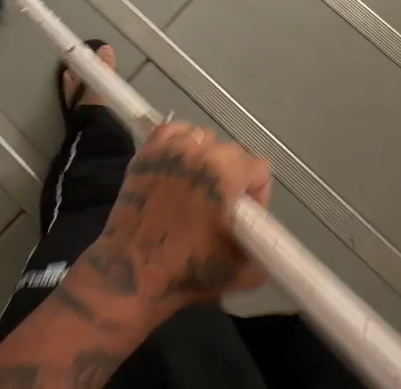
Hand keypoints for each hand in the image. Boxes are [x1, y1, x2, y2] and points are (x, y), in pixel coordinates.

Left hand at [75, 122, 271, 320]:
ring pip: (201, 138)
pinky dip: (179, 141)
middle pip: (230, 152)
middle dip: (234, 176)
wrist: (136, 267)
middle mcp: (198, 152)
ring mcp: (168, 149)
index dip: (258, 193)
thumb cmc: (193, 269)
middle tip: (225, 204)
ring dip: (207, 157)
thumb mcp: (248, 269)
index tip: (248, 214)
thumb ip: (264, 243)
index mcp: (225, 173)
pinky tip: (180, 163)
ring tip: (200, 184)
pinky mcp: (145, 153)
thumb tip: (262, 232)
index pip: (259, 167)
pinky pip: (170, 131)